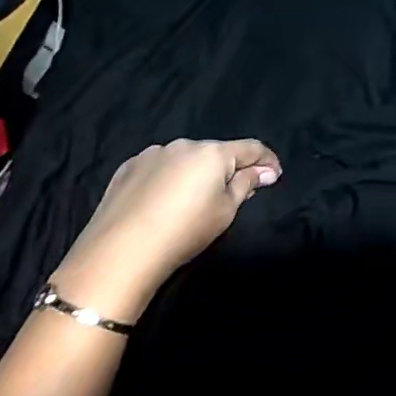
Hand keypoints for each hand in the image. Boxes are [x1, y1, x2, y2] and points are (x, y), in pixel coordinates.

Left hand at [51, 139, 280, 320]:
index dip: (267, 160)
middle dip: (228, 169)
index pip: (250, 148)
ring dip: (195, 173)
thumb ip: (246, 185)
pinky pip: (160, 167)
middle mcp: (183, 144)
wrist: (120, 251)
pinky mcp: (128, 167)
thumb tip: (265, 170)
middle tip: (231, 196)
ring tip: (191, 202)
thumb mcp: (225, 212)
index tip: (274, 175)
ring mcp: (152, 153)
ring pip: (185, 159)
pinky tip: (162, 202)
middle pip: (215, 153)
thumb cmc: (184, 231)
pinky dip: (169, 179)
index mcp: (212, 153)